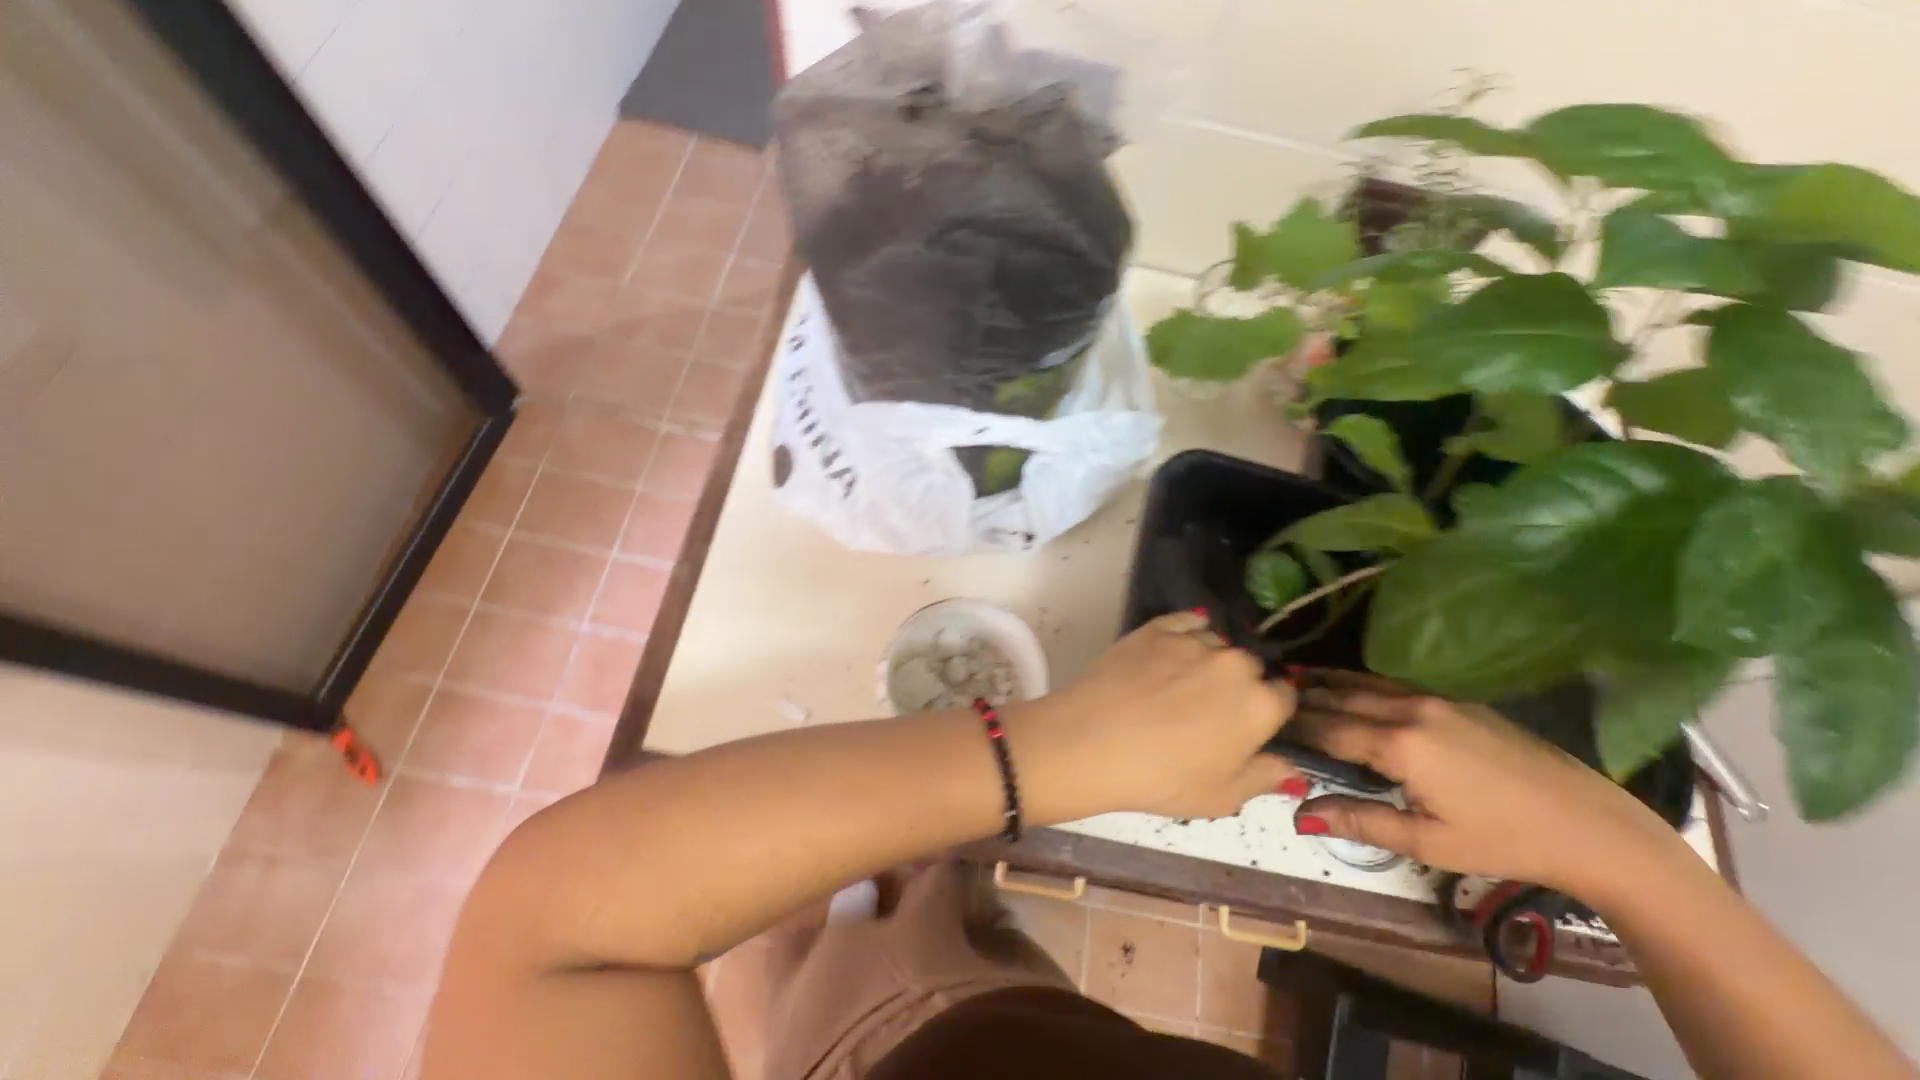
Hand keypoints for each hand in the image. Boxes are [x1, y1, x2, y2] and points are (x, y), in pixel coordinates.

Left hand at [1008, 611, 1298, 822]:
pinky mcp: (1156, 628)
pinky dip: (1187, 633)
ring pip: (1217, 644)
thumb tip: (1294, 767)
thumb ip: (1266, 778)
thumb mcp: (1222, 797)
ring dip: (1210, 661)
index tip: (1249, 726)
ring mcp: (1193, 641)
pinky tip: (1173, 652)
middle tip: (1209, 711)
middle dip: (1239, 686)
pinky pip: (1187, 622)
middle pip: (1251, 668)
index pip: (1285, 696)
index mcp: (1260, 705)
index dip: (1269, 712)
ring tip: (1180, 687)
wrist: (1090, 744)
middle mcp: (1234, 664)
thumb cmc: (1161, 779)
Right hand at [1291, 682, 1689, 898]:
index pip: (1327, 728)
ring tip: (1292, 684)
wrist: (1587, 824)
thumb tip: (1298, 812)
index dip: (1291, 728)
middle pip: (1341, 698)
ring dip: (1327, 684)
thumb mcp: (1427, 842)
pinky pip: (1391, 684)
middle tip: (1264, 702)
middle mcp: (1411, 709)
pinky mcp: (1456, 699)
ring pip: (1364, 683)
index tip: (1259, 727)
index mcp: (1399, 745)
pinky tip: (1348, 689)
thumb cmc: (1503, 841)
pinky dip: (1359, 685)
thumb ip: (1360, 820)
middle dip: (1301, 699)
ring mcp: (1436, 698)